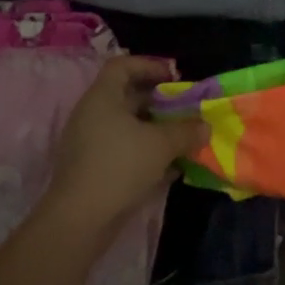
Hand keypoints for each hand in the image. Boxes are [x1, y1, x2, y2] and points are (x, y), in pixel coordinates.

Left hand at [41, 58, 206, 233]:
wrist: (80, 220)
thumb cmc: (120, 166)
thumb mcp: (162, 144)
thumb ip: (187, 130)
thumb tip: (205, 126)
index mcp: (102, 97)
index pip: (123, 65)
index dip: (150, 65)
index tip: (175, 77)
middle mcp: (92, 115)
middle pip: (127, 96)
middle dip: (160, 101)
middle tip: (186, 108)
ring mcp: (89, 143)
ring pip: (128, 126)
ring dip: (156, 129)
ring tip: (183, 138)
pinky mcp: (92, 169)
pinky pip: (123, 150)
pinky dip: (146, 152)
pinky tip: (170, 168)